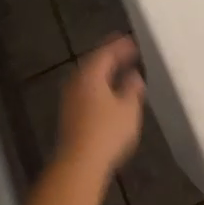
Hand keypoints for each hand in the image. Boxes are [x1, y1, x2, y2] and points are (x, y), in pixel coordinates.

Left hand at [56, 35, 145, 174]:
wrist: (79, 163)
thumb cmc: (107, 132)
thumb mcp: (128, 109)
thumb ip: (132, 88)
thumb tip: (134, 75)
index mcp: (90, 74)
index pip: (105, 52)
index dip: (120, 46)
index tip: (134, 41)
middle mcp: (76, 81)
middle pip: (94, 63)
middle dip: (111, 57)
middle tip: (128, 52)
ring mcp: (70, 98)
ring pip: (89, 77)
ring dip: (105, 73)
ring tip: (121, 71)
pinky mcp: (70, 113)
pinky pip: (86, 91)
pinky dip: (99, 86)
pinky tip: (110, 93)